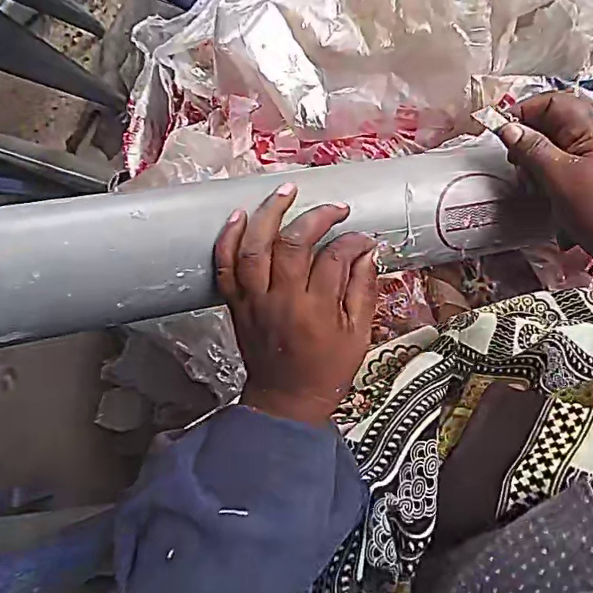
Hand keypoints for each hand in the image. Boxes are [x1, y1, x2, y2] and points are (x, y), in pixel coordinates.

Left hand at [214, 182, 379, 425]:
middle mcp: (282, 300)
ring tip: (285, 191)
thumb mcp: (358, 336)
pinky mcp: (236, 302)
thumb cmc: (327, 369)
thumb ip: (363, 291)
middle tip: (335, 208)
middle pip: (293, 244)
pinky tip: (239, 215)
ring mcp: (254, 300)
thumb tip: (367, 252)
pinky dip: (228, 239)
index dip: (352, 241)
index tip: (362, 238)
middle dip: (316, 217)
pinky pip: (225, 266)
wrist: (285, 401)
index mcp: (317, 311)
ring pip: (254, 248)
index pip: (335, 258)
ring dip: (268, 215)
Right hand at [496, 93, 592, 275]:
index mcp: (592, 132)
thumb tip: (508, 127)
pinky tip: (538, 190)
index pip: (554, 103)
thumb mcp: (558, 176)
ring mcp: (591, 161)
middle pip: (550, 125)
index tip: (501, 128)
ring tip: (527, 181)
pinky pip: (557, 166)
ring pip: (550, 147)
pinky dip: (542, 174)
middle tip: (514, 161)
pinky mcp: (586, 180)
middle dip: (526, 139)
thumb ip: (532, 148)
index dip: (525, 110)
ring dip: (532, 160)